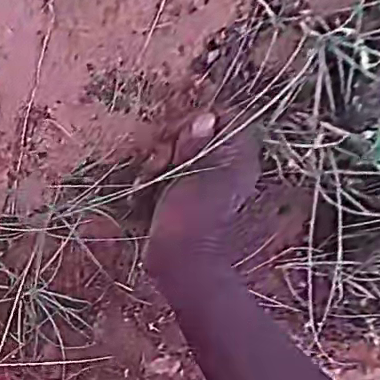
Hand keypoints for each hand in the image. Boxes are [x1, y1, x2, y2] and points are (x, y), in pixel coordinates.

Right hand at [141, 112, 261, 280]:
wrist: (179, 262)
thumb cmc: (189, 218)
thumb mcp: (194, 173)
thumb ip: (200, 143)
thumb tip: (204, 117)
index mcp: (237, 156)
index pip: (224, 118)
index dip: (196, 121)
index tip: (174, 137)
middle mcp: (225, 168)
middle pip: (195, 138)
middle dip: (168, 148)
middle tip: (155, 165)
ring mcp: (202, 187)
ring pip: (176, 160)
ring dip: (154, 169)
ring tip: (144, 187)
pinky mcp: (182, 203)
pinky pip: (166, 182)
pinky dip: (152, 187)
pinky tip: (142, 199)